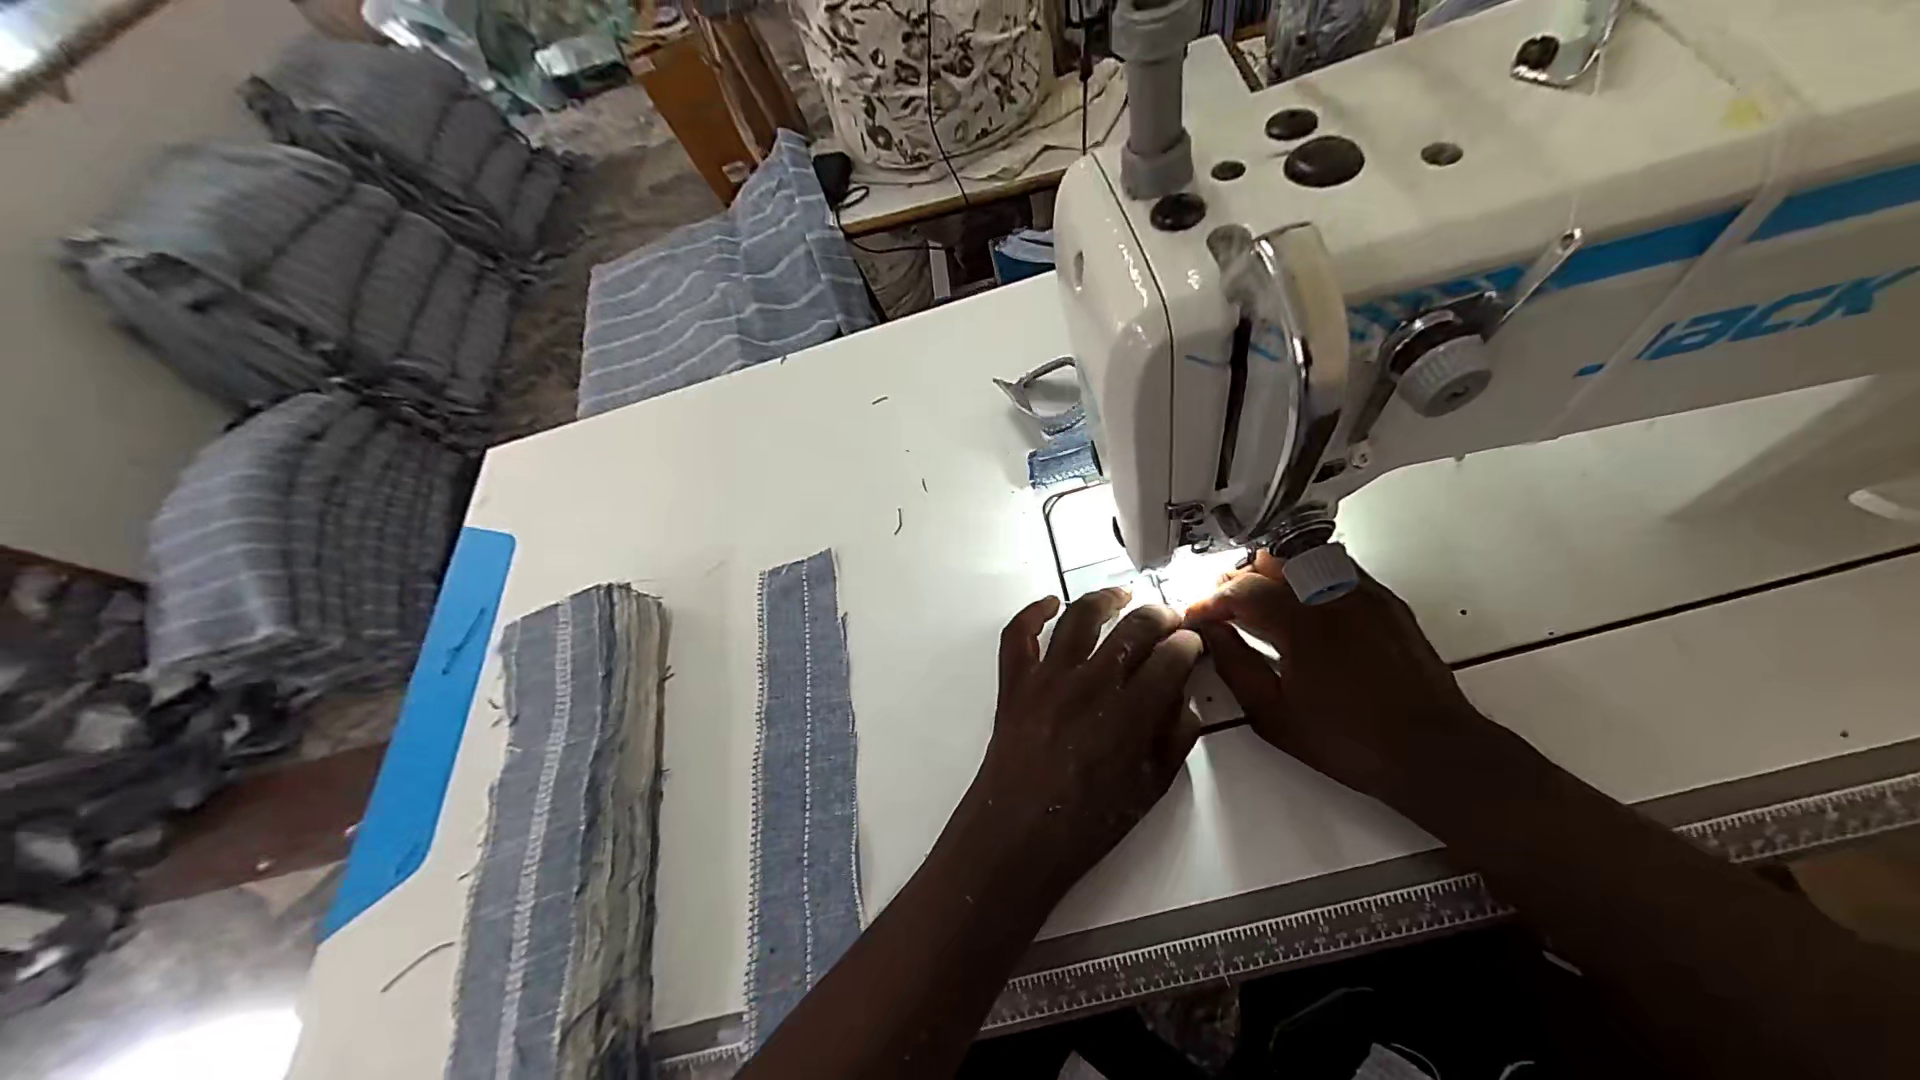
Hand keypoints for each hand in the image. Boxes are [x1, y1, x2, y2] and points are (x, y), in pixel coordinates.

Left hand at [965, 588, 1203, 892]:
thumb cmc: (1083, 824)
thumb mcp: (1148, 790)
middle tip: (1168, 618)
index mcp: (1128, 716)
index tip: (1191, 642)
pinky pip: (1019, 634)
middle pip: (1132, 629)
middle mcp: (1088, 687)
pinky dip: (1032, 612)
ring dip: (1105, 598)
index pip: (1170, 659)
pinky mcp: (1014, 682)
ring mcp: (1047, 679)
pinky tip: (1049, 603)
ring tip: (1121, 594)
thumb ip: (1173, 740)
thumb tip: (1183, 702)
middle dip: (1159, 616)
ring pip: (1079, 617)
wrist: (1016, 835)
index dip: (1187, 644)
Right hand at [1186, 552, 1501, 806]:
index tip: (1196, 616)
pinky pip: (1335, 567)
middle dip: (1235, 580)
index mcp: (1302, 624)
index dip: (1208, 601)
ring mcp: (1363, 595)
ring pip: (1303, 556)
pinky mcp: (1384, 601)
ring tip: (1256, 600)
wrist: (1432, 751)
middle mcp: (1334, 598)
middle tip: (1220, 607)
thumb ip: (1234, 665)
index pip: (1240, 590)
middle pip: (1269, 561)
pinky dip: (1306, 576)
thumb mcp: (1273, 714)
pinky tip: (1298, 603)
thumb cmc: (1355, 741)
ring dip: (1269, 572)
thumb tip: (1212, 635)